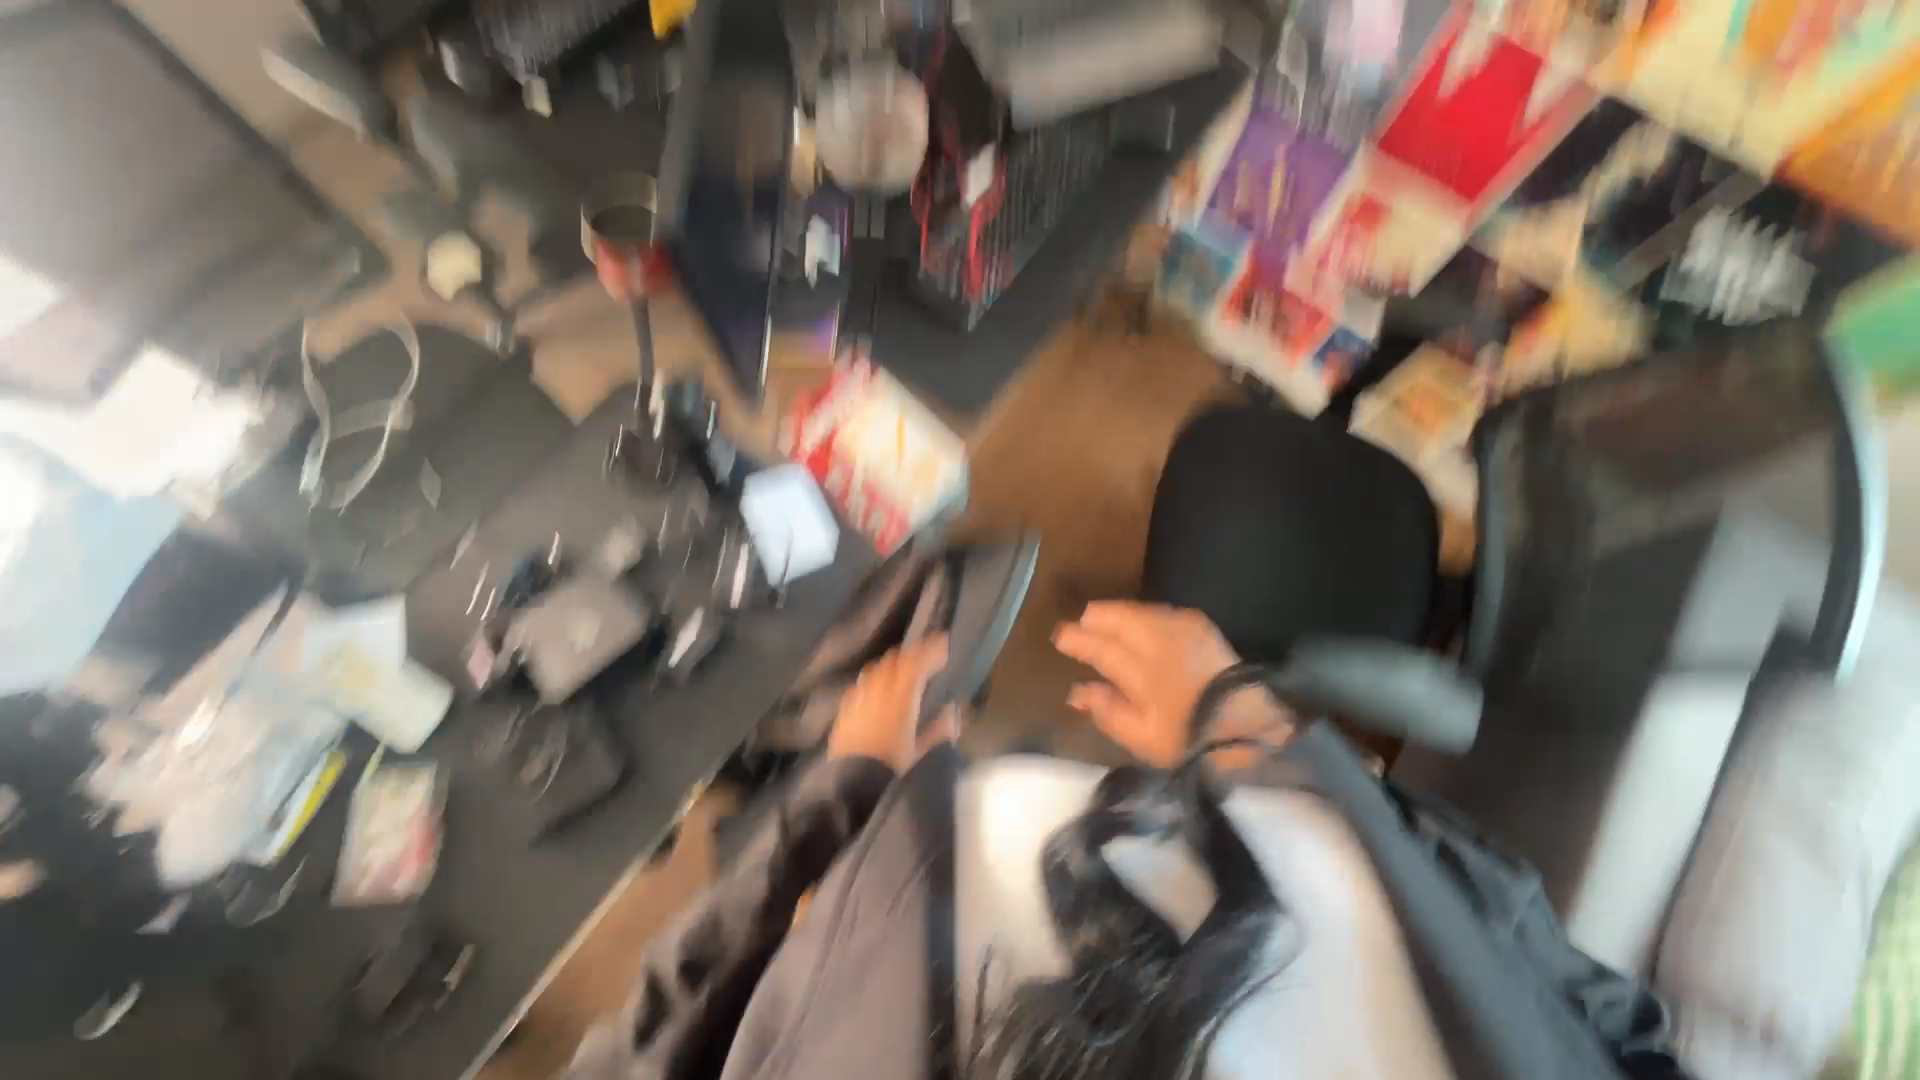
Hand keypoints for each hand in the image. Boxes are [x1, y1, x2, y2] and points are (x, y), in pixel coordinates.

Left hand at [826, 637, 947, 768]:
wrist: (851, 780)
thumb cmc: (890, 765)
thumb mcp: (920, 750)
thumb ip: (939, 729)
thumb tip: (954, 712)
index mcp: (902, 696)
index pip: (918, 662)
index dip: (932, 650)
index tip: (944, 644)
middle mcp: (880, 688)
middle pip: (897, 659)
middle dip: (914, 653)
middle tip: (927, 655)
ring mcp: (860, 695)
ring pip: (878, 666)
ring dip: (894, 663)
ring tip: (904, 668)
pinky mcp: (847, 705)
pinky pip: (863, 682)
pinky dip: (876, 678)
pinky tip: (879, 687)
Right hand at [1053, 602, 1265, 766]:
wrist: (1253, 726)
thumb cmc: (1192, 739)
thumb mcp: (1144, 739)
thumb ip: (1108, 712)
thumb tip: (1078, 691)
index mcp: (1141, 671)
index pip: (1100, 648)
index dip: (1078, 641)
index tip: (1060, 637)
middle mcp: (1158, 642)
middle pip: (1118, 620)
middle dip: (1095, 619)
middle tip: (1080, 623)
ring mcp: (1181, 630)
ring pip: (1139, 611)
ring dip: (1118, 614)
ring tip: (1104, 619)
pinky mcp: (1201, 627)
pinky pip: (1162, 611)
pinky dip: (1143, 614)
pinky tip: (1140, 621)